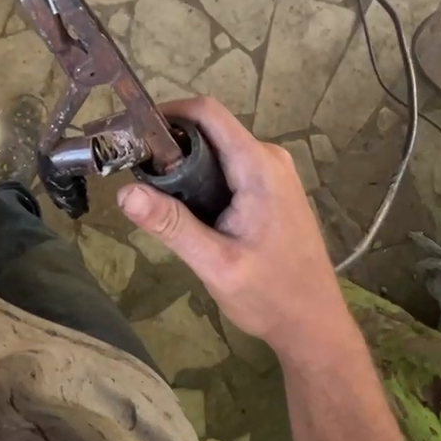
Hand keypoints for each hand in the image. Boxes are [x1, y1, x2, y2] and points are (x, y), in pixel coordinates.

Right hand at [119, 97, 344, 356]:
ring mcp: (272, 170)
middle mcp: (268, 157)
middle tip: (141, 174)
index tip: (136, 136)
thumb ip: (172, 225)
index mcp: (258, 166)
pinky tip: (187, 206)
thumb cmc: (271, 296)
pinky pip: (226, 162)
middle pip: (208, 127)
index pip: (207, 112)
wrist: (316, 328)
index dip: (169, 112)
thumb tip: (124, 192)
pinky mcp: (270, 185)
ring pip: (215, 145)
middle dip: (171, 143)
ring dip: (184, 160)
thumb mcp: (215, 264)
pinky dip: (201, 173)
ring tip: (159, 194)